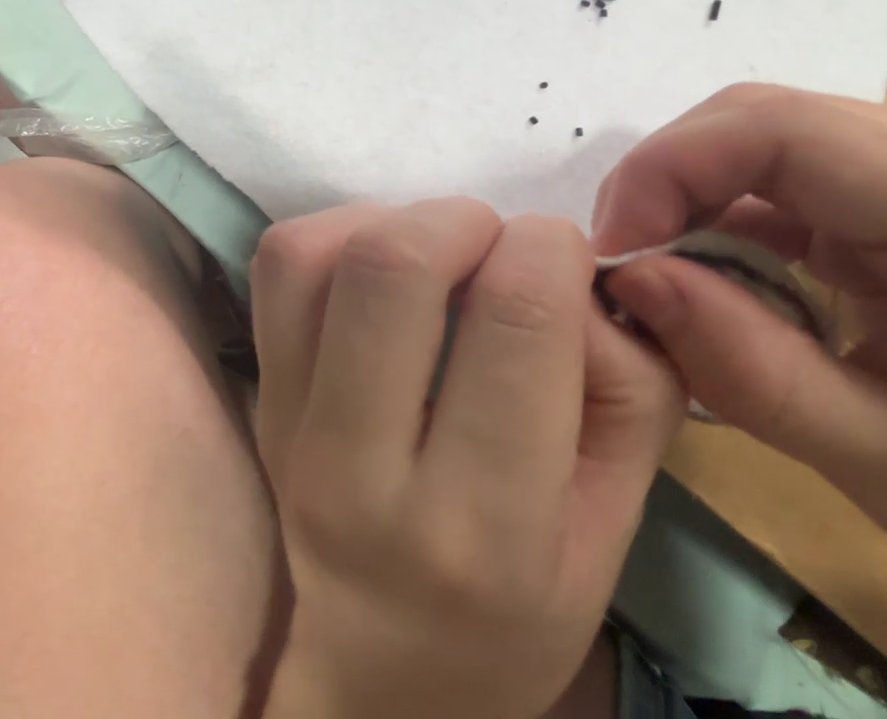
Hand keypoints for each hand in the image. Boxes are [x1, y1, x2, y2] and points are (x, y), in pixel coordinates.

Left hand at [253, 200, 683, 718]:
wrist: (379, 666)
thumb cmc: (516, 608)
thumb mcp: (613, 524)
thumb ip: (627, 389)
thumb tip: (579, 270)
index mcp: (484, 522)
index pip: (516, 316)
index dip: (552, 247)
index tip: (563, 258)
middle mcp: (364, 468)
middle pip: (394, 266)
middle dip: (464, 220)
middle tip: (495, 247)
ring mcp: (289, 426)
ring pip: (315, 255)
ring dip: (390, 220)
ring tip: (436, 257)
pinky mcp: (259, 396)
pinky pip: (276, 271)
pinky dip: (333, 236)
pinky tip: (378, 269)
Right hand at [593, 84, 886, 649]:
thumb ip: (744, 366)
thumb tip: (628, 278)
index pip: (780, 128)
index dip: (665, 169)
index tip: (615, 254)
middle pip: (774, 120)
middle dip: (671, 184)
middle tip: (626, 270)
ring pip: (785, 144)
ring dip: (702, 204)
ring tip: (671, 285)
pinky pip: (816, 182)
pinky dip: (747, 223)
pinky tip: (734, 287)